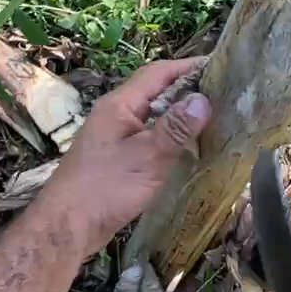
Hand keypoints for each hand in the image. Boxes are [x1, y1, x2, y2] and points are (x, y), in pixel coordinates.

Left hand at [32, 58, 211, 256]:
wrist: (68, 225)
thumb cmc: (105, 187)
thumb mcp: (146, 156)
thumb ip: (175, 128)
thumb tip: (203, 98)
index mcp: (119, 105)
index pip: (157, 73)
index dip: (187, 67)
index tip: (219, 66)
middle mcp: (115, 114)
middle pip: (154, 91)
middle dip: (187, 88)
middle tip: (223, 92)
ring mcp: (114, 136)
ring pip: (151, 115)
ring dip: (178, 113)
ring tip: (212, 116)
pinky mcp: (116, 157)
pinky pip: (147, 136)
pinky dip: (168, 135)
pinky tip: (186, 146)